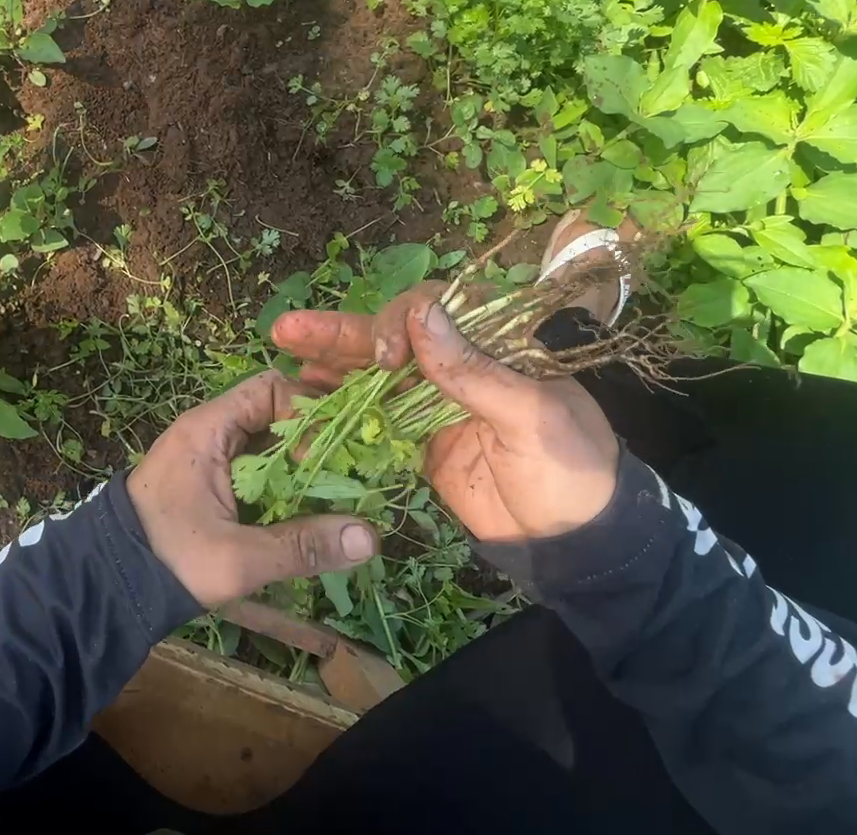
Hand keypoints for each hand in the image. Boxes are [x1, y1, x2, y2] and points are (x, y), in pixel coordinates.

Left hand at [127, 370, 380, 605]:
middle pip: (273, 413)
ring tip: (335, 494)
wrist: (108, 582)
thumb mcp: (237, 558)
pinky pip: (253, 467)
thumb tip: (371, 538)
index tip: (327, 456)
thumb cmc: (168, 559)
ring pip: (265, 443)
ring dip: (298, 465)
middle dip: (312, 441)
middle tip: (346, 474)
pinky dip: (280, 482)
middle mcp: (208, 431)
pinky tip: (304, 511)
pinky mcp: (207, 482)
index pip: (271, 389)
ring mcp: (206, 456)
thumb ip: (302, 546)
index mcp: (208, 429)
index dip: (308, 414)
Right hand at [272, 287, 619, 542]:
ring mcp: (432, 403)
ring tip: (283, 356)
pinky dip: (338, 410)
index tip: (384, 357)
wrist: (573, 546)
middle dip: (339, 333)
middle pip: (390, 338)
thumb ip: (475, 370)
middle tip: (288, 330)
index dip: (398, 322)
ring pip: (372, 375)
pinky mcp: (416, 439)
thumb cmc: (570, 475)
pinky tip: (303, 400)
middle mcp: (457, 365)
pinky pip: (371, 417)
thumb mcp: (533, 419)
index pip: (433, 311)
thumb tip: (421, 314)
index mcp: (495, 346)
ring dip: (328, 365)